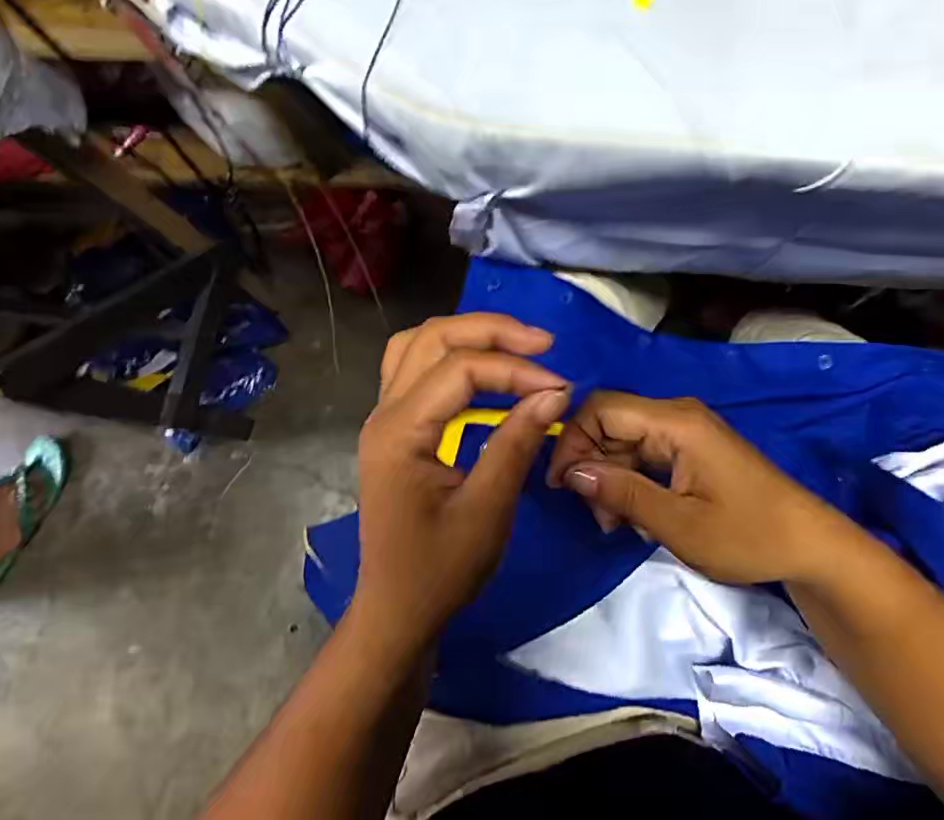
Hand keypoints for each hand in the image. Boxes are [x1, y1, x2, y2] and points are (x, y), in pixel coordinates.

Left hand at [350, 314, 571, 656]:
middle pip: (432, 338)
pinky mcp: (393, 427)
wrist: (396, 611)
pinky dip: (450, 354)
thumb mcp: (487, 510)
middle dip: (491, 331)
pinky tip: (481, 366)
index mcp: (400, 431)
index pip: (459, 369)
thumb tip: (554, 392)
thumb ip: (516, 443)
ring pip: (418, 343)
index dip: (515, 370)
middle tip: (544, 343)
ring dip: (468, 334)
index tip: (561, 387)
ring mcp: (383, 417)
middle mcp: (384, 412)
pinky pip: (414, 366)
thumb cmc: (440, 570)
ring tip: (517, 345)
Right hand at [548, 393, 836, 585]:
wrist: (811, 547)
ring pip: (625, 440)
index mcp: (676, 422)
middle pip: (611, 423)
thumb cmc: (748, 535)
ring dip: (612, 478)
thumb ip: (622, 493)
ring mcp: (687, 430)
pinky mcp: (693, 448)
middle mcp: (678, 415)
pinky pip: (646, 453)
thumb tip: (570, 472)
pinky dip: (632, 481)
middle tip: (599, 517)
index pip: (602, 409)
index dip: (572, 441)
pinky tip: (638, 516)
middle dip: (592, 465)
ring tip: (619, 525)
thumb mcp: (679, 524)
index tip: (561, 485)